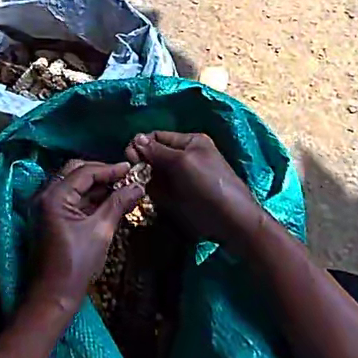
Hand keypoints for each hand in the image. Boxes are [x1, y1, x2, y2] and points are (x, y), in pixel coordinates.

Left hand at [28, 160, 145, 308]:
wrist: (52, 297)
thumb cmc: (76, 264)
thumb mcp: (101, 231)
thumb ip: (118, 203)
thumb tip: (139, 186)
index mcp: (54, 196)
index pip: (84, 172)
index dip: (109, 169)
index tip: (131, 169)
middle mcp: (45, 196)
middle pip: (75, 172)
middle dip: (101, 173)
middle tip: (125, 176)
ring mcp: (45, 206)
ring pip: (72, 184)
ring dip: (95, 184)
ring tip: (120, 186)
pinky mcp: (49, 217)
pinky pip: (69, 197)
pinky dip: (87, 196)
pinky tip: (107, 199)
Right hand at [124, 132, 265, 251]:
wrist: (229, 220)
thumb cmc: (209, 184)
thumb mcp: (183, 162)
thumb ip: (158, 151)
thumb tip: (136, 138)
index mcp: (189, 142)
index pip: (158, 137)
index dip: (143, 144)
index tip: (129, 155)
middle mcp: (183, 158)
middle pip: (153, 155)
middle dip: (141, 162)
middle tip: (131, 171)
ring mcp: (179, 178)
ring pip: (152, 174)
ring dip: (143, 178)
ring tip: (137, 183)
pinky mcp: (176, 197)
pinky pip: (157, 190)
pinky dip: (150, 191)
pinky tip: (146, 194)